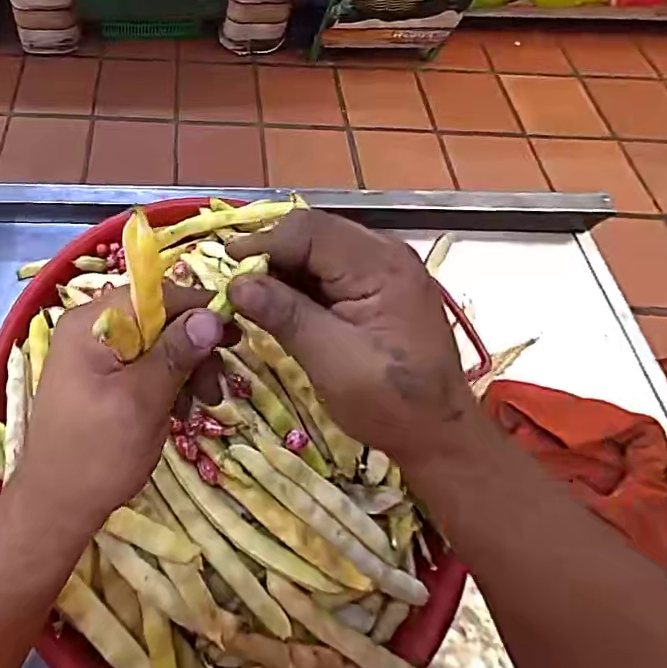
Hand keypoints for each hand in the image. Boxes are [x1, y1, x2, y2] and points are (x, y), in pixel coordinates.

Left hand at [9, 283, 223, 531]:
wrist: (54, 508)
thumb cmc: (96, 454)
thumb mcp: (142, 401)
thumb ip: (176, 354)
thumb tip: (212, 315)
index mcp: (89, 323)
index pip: (152, 295)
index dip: (196, 308)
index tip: (234, 330)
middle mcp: (89, 329)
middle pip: (156, 319)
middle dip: (192, 347)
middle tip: (219, 382)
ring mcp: (93, 354)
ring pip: (154, 344)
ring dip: (184, 369)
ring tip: (201, 405)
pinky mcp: (100, 378)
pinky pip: (142, 367)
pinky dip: (166, 384)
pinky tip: (179, 411)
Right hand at [226, 210, 484, 464]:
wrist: (439, 436)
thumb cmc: (390, 403)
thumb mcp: (331, 361)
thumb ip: (285, 316)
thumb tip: (236, 285)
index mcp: (380, 265)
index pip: (308, 231)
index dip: (262, 245)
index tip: (226, 269)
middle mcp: (384, 252)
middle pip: (312, 231)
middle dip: (270, 254)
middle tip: (236, 285)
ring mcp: (382, 266)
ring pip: (316, 246)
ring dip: (282, 267)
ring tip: (252, 296)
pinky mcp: (376, 284)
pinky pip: (327, 267)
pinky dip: (298, 280)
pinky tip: (280, 303)